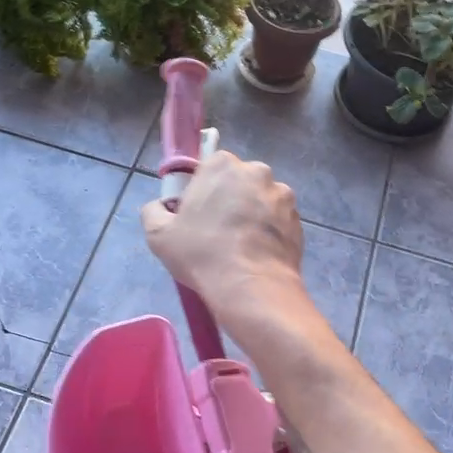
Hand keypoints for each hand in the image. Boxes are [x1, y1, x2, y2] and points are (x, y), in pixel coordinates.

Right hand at [141, 151, 305, 313]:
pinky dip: (269, 234)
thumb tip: (161, 207)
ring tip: (240, 249)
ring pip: (261, 202)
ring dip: (251, 217)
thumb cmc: (201, 254)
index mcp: (223, 164)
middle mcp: (257, 171)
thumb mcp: (158, 234)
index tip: (196, 215)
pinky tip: (257, 257)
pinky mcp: (298, 221)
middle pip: (238, 182)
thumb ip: (154, 210)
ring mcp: (283, 196)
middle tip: (216, 233)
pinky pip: (277, 223)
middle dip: (230, 201)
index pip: (210, 167)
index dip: (202, 190)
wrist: (251, 288)